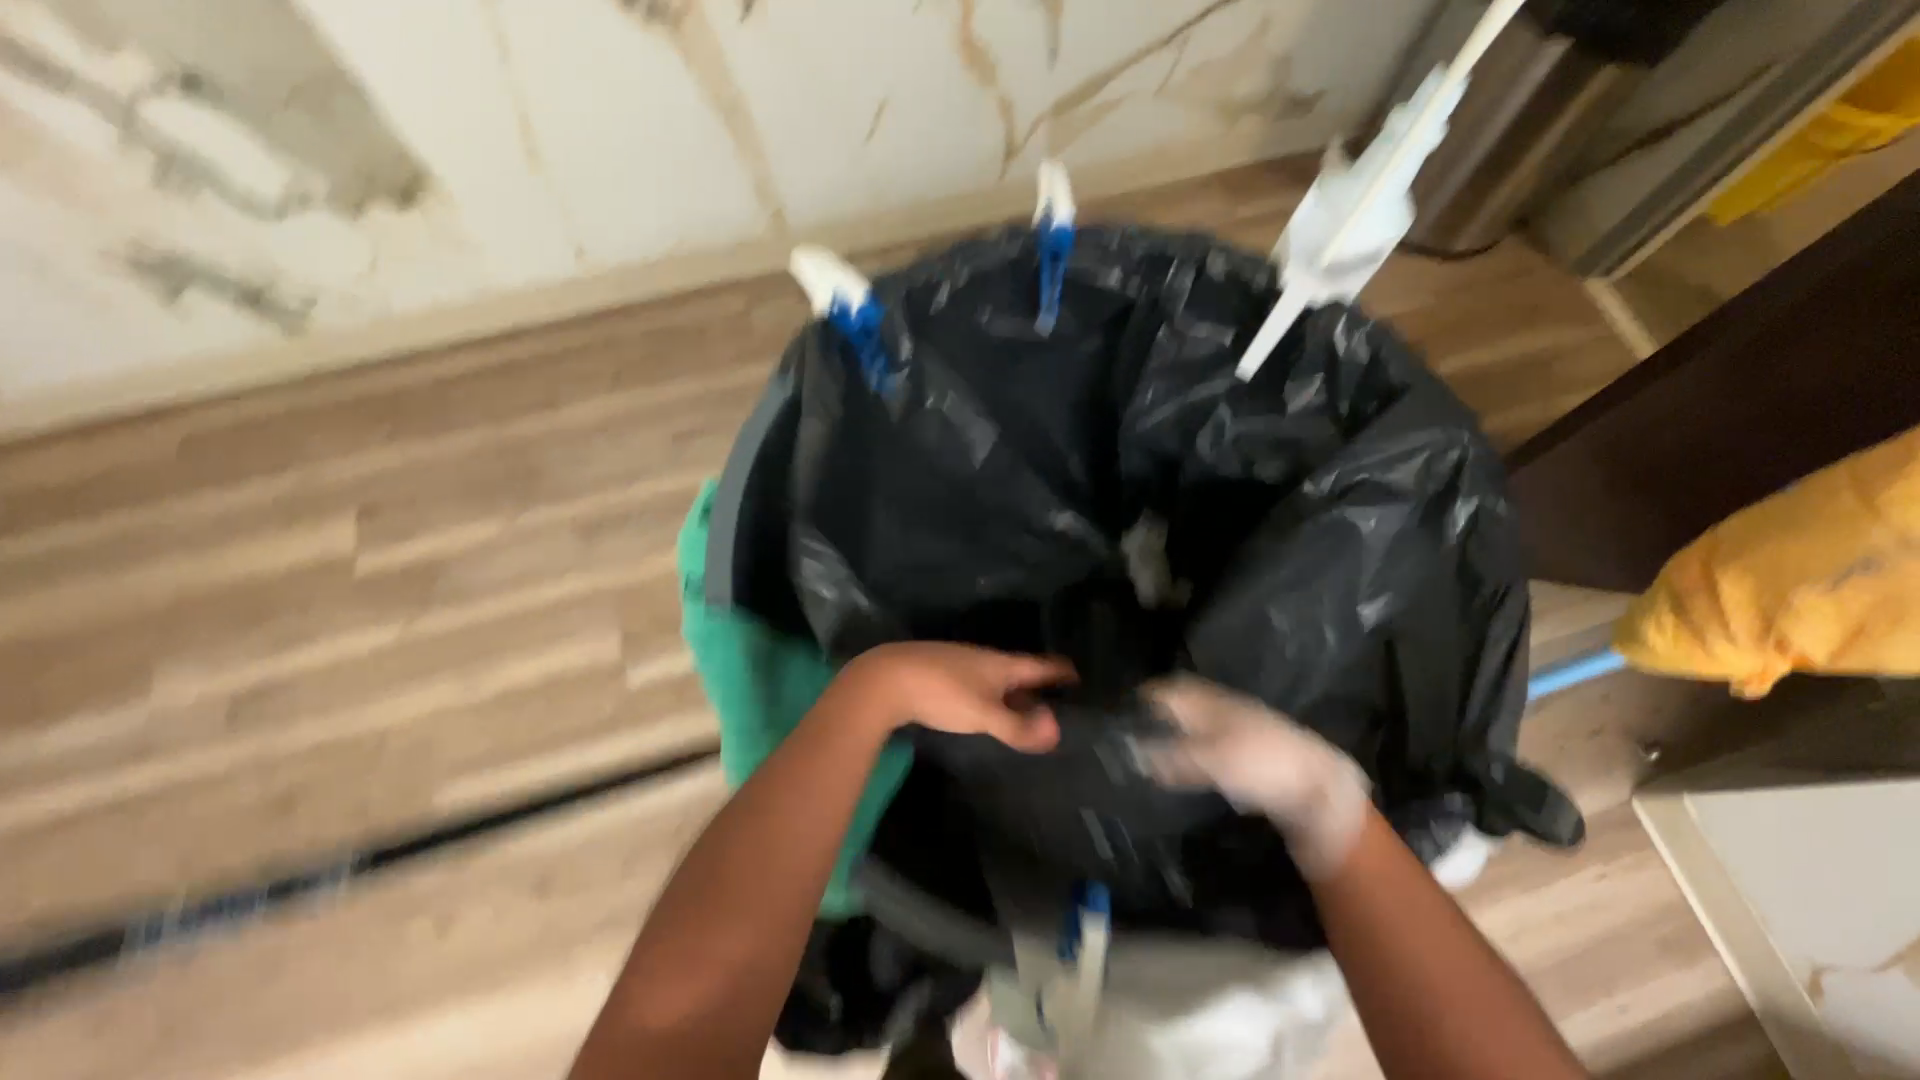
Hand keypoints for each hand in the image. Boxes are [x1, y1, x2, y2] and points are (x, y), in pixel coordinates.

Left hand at [827, 643, 1073, 752]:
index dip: (1064, 671)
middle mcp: (983, 658)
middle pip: (1019, 672)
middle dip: (1038, 686)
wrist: (883, 680)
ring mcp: (958, 664)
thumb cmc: (941, 693)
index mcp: (1001, 663)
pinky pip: (976, 685)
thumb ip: (1018, 726)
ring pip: (995, 679)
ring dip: (1013, 694)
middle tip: (1059, 704)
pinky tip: (985, 711)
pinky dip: (990, 698)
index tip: (1083, 678)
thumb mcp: (984, 714)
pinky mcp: (937, 673)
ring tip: (1027, 712)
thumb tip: (1057, 731)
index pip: (1042, 664)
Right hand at [1138, 676, 1371, 878]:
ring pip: (1196, 725)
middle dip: (1157, 717)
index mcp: (1210, 702)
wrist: (1319, 785)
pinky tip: (1187, 771)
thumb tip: (1134, 754)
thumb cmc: (1262, 764)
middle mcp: (1222, 708)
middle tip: (1131, 738)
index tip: (1121, 714)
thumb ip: (1172, 758)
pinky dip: (1193, 752)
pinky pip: (1210, 744)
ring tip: (1152, 756)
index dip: (1145, 697)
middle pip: (1181, 705)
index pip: (1169, 689)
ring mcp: (1238, 728)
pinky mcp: (1248, 752)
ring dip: (1175, 736)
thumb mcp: (1212, 761)